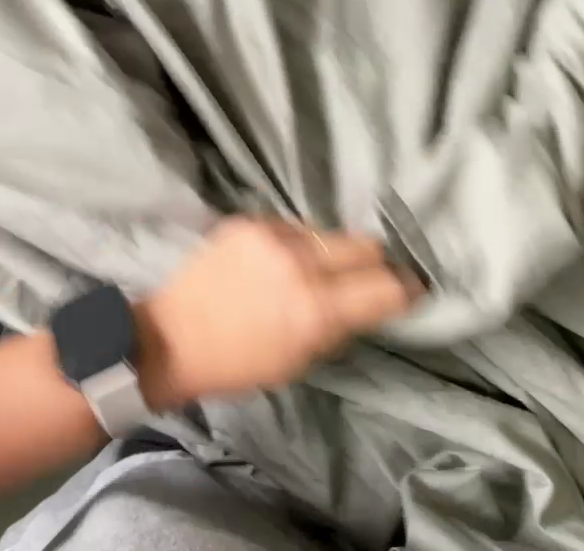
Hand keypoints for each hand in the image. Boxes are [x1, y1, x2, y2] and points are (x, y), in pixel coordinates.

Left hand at [135, 217, 418, 407]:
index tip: (410, 290)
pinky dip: (296, 242)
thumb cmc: (239, 362)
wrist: (173, 335)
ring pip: (327, 231)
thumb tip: (371, 300)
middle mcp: (297, 263)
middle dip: (372, 263)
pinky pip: (292, 226)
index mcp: (314, 308)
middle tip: (366, 278)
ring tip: (313, 271)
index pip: (385, 286)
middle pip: (364, 244)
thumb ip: (340, 325)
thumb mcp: (300, 360)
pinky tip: (280, 262)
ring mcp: (270, 236)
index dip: (405, 289)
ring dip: (330, 251)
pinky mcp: (247, 221)